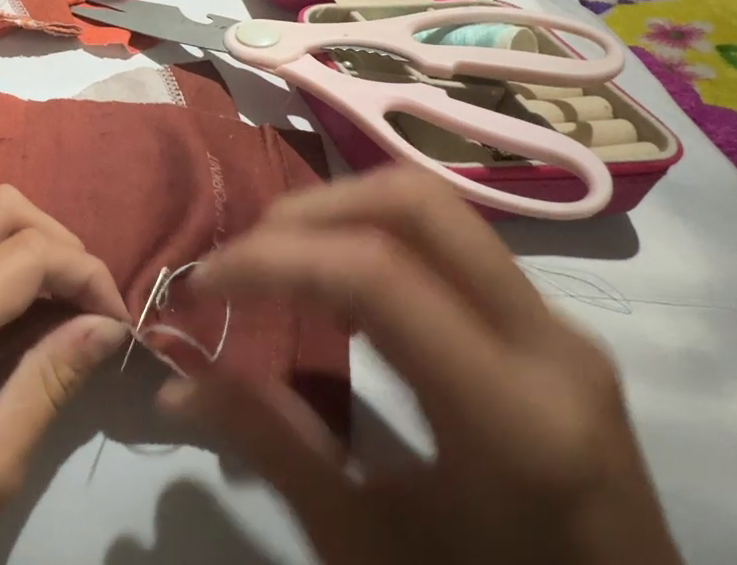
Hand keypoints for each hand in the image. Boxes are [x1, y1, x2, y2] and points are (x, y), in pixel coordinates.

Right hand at [163, 166, 681, 564]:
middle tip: (241, 259)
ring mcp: (560, 329)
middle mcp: (549, 346)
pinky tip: (336, 299)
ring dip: (338, 219)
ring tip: (277, 271)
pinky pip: (451, 246)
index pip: (377, 278)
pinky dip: (372, 242)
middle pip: (416, 206)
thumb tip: (176, 383)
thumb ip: (273, 449)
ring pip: (436, 213)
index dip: (271, 262)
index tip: (202, 288)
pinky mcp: (551, 330)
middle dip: (306, 212)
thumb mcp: (366, 545)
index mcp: (511, 418)